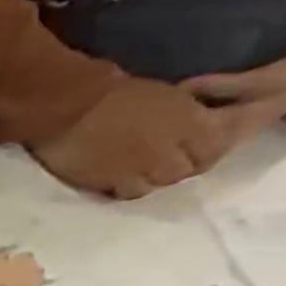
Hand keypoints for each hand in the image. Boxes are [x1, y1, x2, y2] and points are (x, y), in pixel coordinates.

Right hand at [28, 79, 231, 198]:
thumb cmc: (118, 93)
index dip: (207, 150)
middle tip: (165, 162)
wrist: (70, 108)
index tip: (197, 147)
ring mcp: (133, 171)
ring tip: (136, 174)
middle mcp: (167, 151)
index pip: (215, 148)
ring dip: (147, 181)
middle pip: (184, 172)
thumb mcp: (167, 96)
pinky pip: (120, 192)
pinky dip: (120, 188)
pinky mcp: (103, 183)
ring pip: (151, 187)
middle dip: (178, 168)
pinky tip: (113, 180)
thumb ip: (185, 115)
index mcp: (189, 124)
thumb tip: (195, 125)